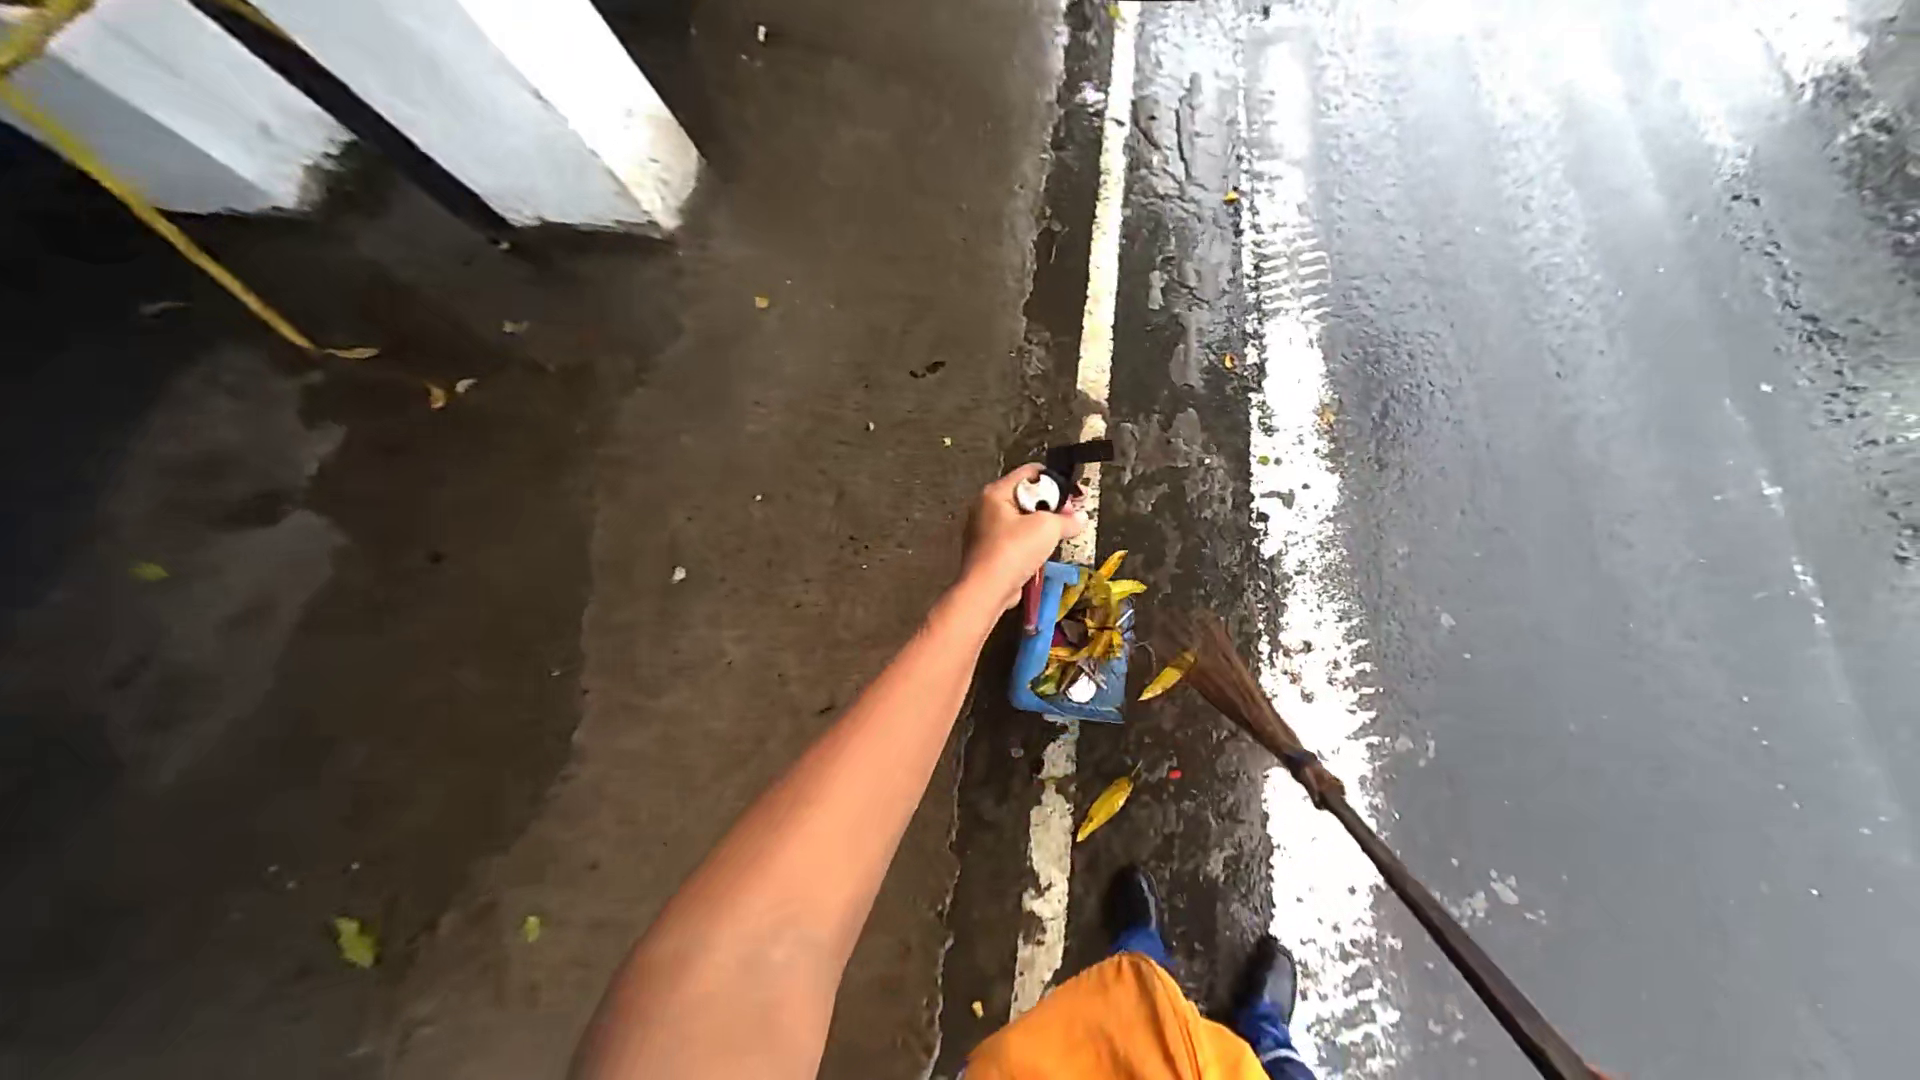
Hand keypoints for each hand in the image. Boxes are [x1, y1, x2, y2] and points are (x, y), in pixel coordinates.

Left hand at [960, 464, 1088, 608]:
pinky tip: (1042, 552)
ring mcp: (985, 530)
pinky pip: (1015, 539)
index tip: (1074, 497)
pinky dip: (1030, 542)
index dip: (1056, 482)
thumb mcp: (1047, 528)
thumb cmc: (1013, 551)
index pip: (1030, 473)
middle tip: (1069, 517)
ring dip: (1042, 527)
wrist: (988, 589)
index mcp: (995, 492)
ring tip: (1058, 535)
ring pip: (1022, 519)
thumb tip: (1080, 519)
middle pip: (1026, 496)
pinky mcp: (989, 551)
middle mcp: (986, 507)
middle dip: (1051, 506)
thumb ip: (1067, 519)